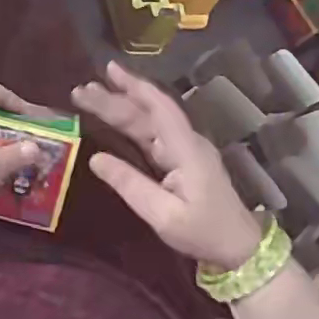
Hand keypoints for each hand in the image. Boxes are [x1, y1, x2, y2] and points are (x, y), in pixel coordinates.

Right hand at [71, 62, 265, 270]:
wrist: (238, 248)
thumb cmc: (203, 232)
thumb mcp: (162, 215)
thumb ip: (129, 184)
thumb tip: (95, 158)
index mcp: (186, 150)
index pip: (159, 109)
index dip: (134, 87)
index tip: (108, 70)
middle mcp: (186, 143)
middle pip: (148, 113)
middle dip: (114, 98)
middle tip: (80, 90)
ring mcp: (185, 151)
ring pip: (148, 121)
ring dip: (120, 107)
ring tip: (89, 96)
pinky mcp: (181, 161)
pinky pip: (152, 134)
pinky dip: (130, 122)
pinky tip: (115, 117)